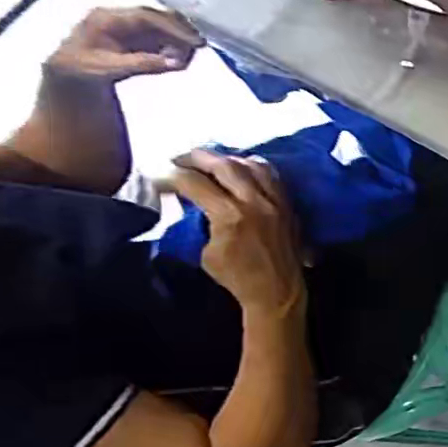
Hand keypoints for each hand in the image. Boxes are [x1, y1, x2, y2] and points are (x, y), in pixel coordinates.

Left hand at [45, 8, 203, 83]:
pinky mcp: (139, 36)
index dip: (173, 28)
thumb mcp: (109, 68)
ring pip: (164, 26)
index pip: (146, 17)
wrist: (71, 72)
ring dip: (180, 40)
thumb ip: (141, 64)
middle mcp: (121, 17)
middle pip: (159, 17)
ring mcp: (131, 26)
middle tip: (200, 47)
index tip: (196, 42)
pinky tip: (180, 58)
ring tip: (187, 57)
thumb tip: (176, 62)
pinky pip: (164, 36)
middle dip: (181, 31)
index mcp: (107, 18)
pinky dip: (176, 46)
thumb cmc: (84, 68)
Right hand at [162, 149, 304, 318]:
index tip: (157, 177)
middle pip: (226, 165)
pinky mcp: (290, 207)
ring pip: (254, 166)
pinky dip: (255, 167)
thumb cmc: (237, 276)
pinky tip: (241, 167)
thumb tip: (193, 202)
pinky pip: (274, 177)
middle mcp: (257, 203)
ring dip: (229, 158)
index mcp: (231, 215)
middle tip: (179, 159)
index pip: (195, 182)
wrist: (278, 290)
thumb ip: (201, 220)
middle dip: (198, 157)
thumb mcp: (206, 250)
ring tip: (210, 160)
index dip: (170, 176)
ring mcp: (278, 203)